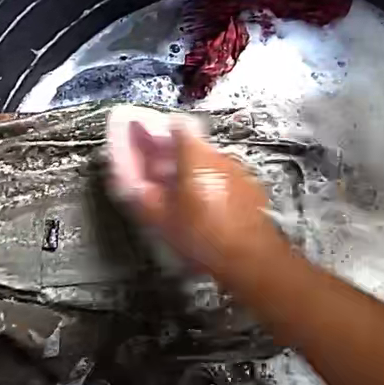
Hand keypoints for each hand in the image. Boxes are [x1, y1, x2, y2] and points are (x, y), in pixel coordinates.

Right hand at [105, 107, 292, 280]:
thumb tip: (133, 183)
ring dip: (191, 169)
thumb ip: (142, 194)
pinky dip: (210, 183)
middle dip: (171, 153)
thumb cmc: (209, 240)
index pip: (175, 125)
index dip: (156, 130)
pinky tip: (203, 205)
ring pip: (207, 160)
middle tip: (156, 170)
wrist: (251, 259)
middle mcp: (219, 157)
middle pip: (190, 143)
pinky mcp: (249, 186)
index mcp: (196, 157)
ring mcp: (238, 170)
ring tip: (178, 193)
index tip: (144, 136)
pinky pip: (223, 175)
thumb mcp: (162, 220)